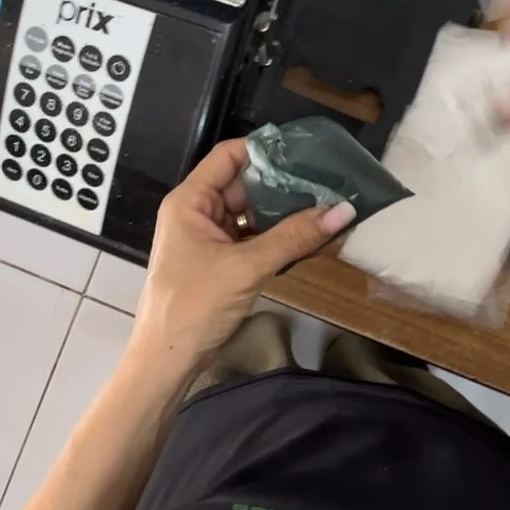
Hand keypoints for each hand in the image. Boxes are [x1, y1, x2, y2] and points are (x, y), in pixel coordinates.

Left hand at [133, 139, 354, 368]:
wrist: (167, 360)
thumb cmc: (194, 306)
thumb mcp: (246, 268)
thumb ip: (293, 237)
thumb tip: (342, 210)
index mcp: (190, 201)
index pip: (227, 156)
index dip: (263, 149)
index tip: (304, 150)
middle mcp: (196, 212)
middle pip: (242, 184)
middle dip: (281, 184)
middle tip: (325, 181)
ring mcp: (207, 238)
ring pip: (250, 214)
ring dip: (282, 213)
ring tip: (324, 205)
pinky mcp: (218, 262)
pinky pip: (250, 239)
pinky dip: (275, 237)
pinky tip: (306, 237)